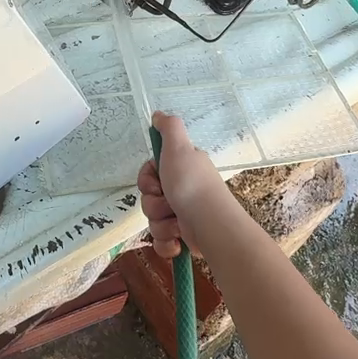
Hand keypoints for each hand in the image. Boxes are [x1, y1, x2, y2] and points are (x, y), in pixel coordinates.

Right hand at [136, 111, 229, 258]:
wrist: (210, 225)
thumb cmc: (192, 185)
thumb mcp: (179, 147)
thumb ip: (169, 128)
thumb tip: (158, 114)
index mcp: (181, 169)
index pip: (149, 174)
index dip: (147, 180)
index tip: (157, 182)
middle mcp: (182, 189)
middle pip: (148, 197)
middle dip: (154, 204)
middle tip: (169, 202)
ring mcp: (183, 214)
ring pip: (152, 220)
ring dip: (161, 224)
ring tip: (177, 223)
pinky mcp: (183, 237)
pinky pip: (160, 241)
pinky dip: (166, 244)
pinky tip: (177, 243)